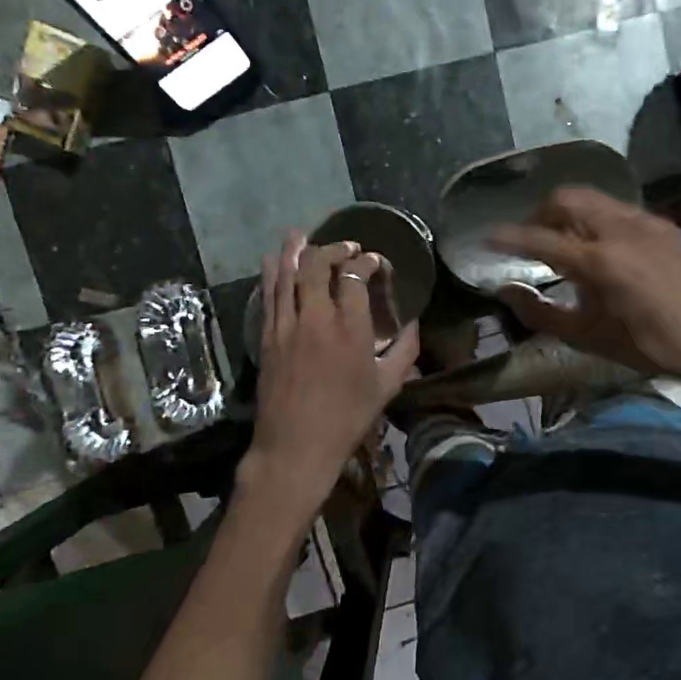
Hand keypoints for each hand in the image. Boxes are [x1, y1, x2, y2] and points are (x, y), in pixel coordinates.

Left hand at [245, 234, 420, 494]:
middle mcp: (316, 318)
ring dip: (296, 249)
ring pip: (287, 274)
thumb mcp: (387, 386)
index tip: (373, 261)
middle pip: (317, 265)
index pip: (354, 276)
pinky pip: (269, 294)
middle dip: (333, 248)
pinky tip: (275, 260)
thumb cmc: (347, 419)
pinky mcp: (266, 336)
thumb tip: (413, 323)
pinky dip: (273, 272)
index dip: (366, 261)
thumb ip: (405, 350)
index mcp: (350, 330)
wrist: (296, 445)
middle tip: (345, 248)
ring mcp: (286, 325)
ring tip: (303, 234)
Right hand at [489, 187, 680, 398]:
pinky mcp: (661, 224)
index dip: (508, 237)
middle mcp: (620, 229)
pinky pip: (615, 208)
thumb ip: (540, 312)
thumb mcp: (588, 337)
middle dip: (539, 214)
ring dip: (567, 213)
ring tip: (560, 241)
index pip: (540, 238)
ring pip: (593, 198)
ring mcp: (644, 221)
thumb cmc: (651, 344)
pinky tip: (597, 247)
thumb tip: (506, 291)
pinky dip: (594, 218)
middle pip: (566, 198)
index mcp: (599, 261)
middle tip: (528, 239)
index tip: (486, 237)